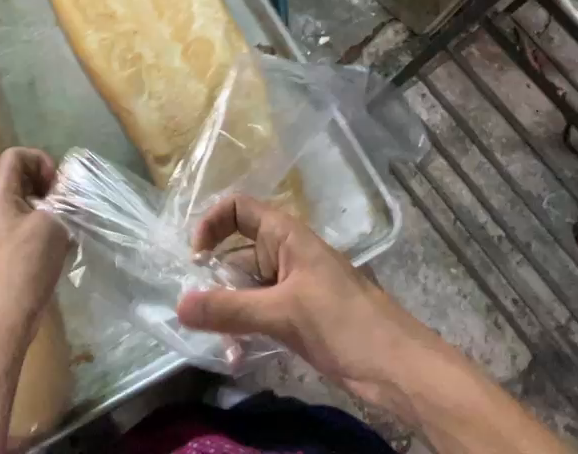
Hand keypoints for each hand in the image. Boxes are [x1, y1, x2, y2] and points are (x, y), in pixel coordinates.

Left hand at [0, 147, 70, 342]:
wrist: (4, 322)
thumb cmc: (25, 268)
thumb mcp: (51, 225)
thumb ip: (64, 200)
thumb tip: (73, 187)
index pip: (15, 156)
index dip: (40, 160)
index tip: (58, 185)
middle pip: (22, 179)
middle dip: (50, 186)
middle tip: (68, 203)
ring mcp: (1, 234)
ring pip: (29, 206)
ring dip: (52, 210)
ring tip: (70, 227)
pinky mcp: (9, 255)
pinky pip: (30, 228)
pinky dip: (49, 230)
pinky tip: (64, 248)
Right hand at [175, 195, 435, 405]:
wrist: (399, 369)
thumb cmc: (345, 324)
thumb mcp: (283, 313)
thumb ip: (229, 309)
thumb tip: (179, 306)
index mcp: (286, 235)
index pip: (237, 209)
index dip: (211, 224)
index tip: (196, 259)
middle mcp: (285, 254)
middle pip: (235, 250)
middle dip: (213, 277)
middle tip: (195, 307)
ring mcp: (291, 286)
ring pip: (244, 287)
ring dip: (227, 309)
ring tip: (216, 339)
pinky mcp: (297, 317)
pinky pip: (257, 313)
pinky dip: (243, 329)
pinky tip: (236, 356)